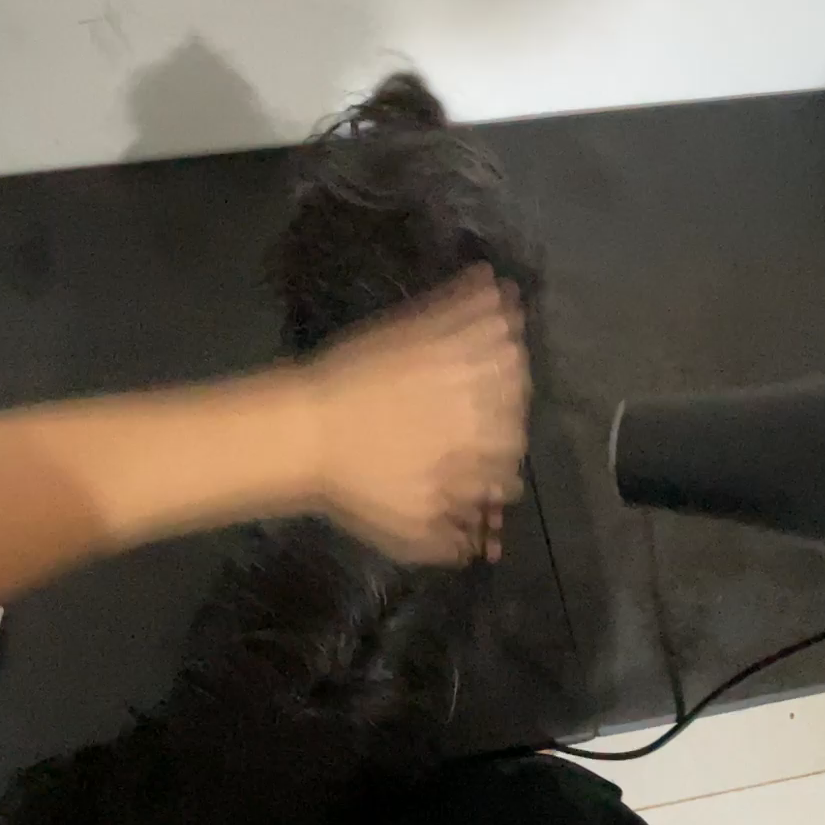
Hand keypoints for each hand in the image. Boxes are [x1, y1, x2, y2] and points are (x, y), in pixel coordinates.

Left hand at [305, 265, 528, 564]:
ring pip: (500, 341)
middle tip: (494, 393)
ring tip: (512, 324)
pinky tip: (488, 278)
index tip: (489, 448)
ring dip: (509, 334)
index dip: (503, 446)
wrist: (307, 433)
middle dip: (512, 390)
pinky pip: (461, 304)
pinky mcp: (422, 327)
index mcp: (481, 446)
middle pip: (517, 387)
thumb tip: (484, 546)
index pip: (514, 443)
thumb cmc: (357, 486)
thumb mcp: (410, 532)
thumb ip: (455, 539)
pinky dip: (478, 291)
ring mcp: (451, 357)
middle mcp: (479, 397)